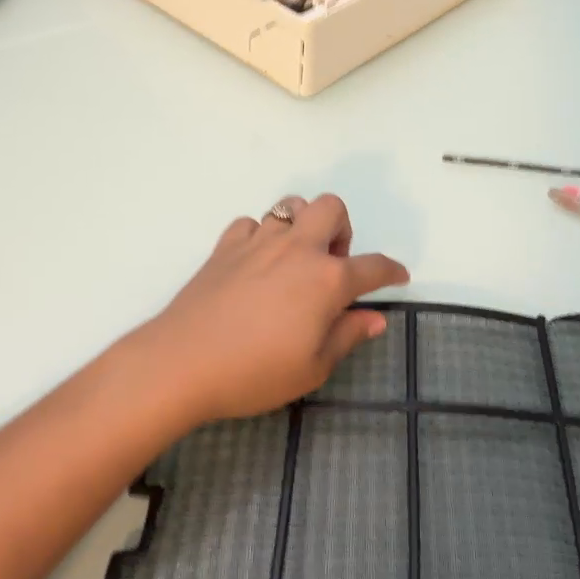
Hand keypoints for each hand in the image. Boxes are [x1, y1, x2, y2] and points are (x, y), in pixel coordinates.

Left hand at [124, 194, 408, 425]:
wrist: (181, 364)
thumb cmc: (255, 373)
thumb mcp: (313, 367)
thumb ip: (347, 335)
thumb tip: (375, 318)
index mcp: (327, 279)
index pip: (373, 266)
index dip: (391, 270)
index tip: (398, 276)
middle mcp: (298, 250)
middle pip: (331, 208)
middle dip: (342, 229)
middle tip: (332, 265)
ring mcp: (258, 243)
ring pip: (290, 206)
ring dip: (301, 225)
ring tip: (295, 259)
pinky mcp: (224, 248)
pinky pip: (250, 225)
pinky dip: (259, 237)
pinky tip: (255, 264)